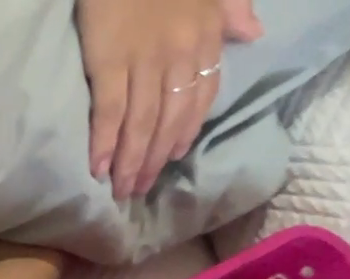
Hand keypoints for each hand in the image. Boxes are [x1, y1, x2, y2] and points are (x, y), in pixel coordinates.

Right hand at [77, 0, 262, 199]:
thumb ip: (232, 9)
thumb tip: (251, 35)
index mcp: (204, 36)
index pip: (200, 95)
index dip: (185, 131)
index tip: (171, 159)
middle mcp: (179, 53)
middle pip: (168, 117)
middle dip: (154, 157)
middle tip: (139, 189)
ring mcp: (143, 61)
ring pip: (142, 122)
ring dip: (131, 160)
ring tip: (121, 188)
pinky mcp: (108, 64)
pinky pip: (109, 111)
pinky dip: (104, 142)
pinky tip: (98, 168)